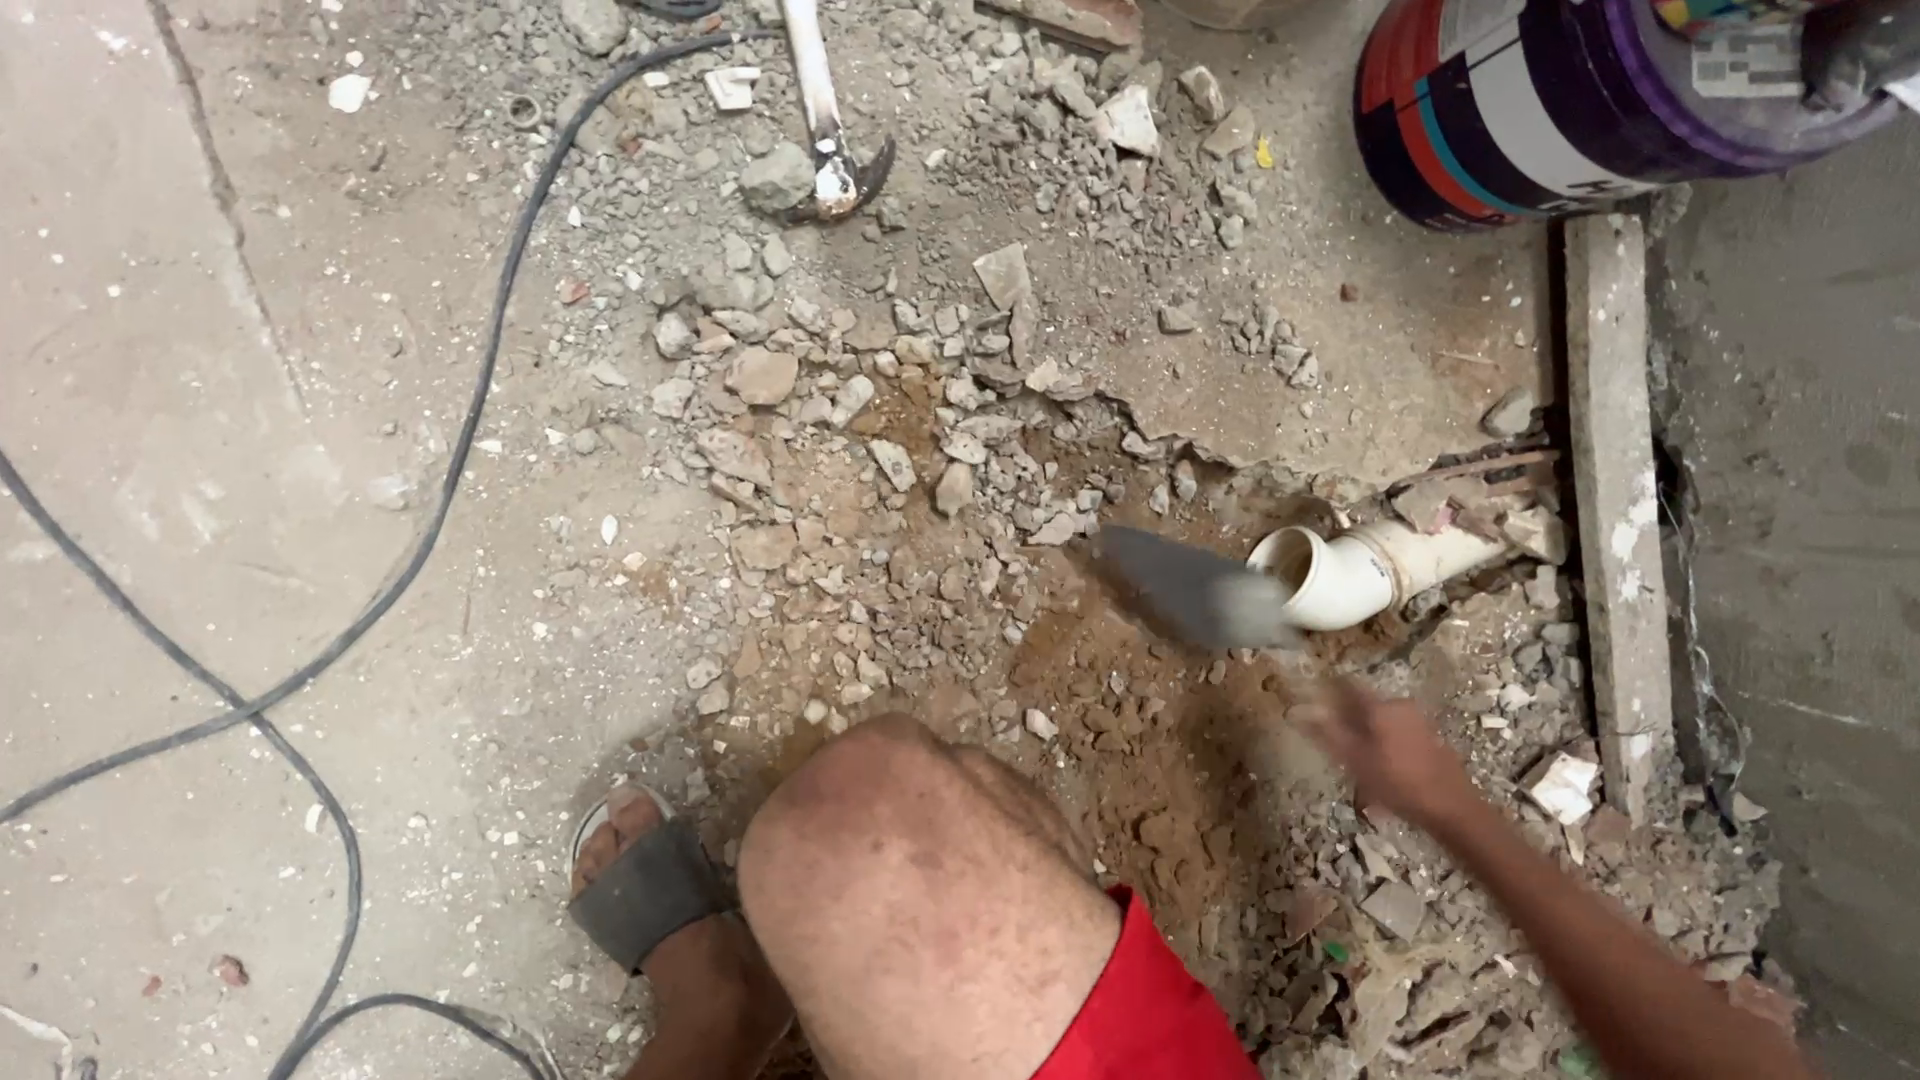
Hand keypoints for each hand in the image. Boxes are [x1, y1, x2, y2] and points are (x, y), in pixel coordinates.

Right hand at [1304, 679, 1479, 830]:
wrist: (1453, 808)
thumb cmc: (1397, 782)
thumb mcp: (1354, 759)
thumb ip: (1325, 732)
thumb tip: (1298, 710)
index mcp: (1379, 705)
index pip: (1344, 684)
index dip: (1325, 690)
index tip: (1310, 703)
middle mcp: (1399, 705)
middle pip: (1362, 704)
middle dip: (1345, 720)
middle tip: (1334, 745)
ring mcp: (1417, 721)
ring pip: (1379, 721)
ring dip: (1364, 736)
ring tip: (1355, 764)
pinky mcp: (1429, 737)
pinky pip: (1395, 732)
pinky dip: (1382, 744)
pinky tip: (1379, 769)